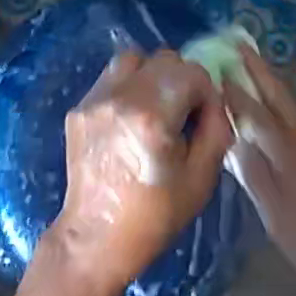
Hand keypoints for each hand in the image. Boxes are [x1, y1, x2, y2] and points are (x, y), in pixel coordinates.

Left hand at [47, 50, 232, 295]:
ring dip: (151, 75)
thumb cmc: (155, 214)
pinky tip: (130, 117)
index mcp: (152, 116)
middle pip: (163, 59)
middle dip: (180, 80)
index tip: (203, 117)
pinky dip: (127, 86)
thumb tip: (214, 99)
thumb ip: (216, 127)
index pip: (191, 72)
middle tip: (181, 112)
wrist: (98, 236)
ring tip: (155, 107)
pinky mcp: (79, 108)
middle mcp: (120, 97)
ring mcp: (95, 99)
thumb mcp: (202, 177)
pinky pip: (110, 78)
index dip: (205, 91)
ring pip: (132, 59)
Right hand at [224, 49, 295, 283]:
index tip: (218, 74)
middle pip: (278, 95)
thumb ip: (254, 175)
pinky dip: (276, 97)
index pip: (257, 115)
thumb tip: (232, 141)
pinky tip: (265, 97)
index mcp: (289, 153)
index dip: (237, 95)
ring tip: (249, 60)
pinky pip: (292, 113)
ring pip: (288, 100)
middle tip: (239, 45)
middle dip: (258, 69)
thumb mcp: (275, 215)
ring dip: (269, 78)